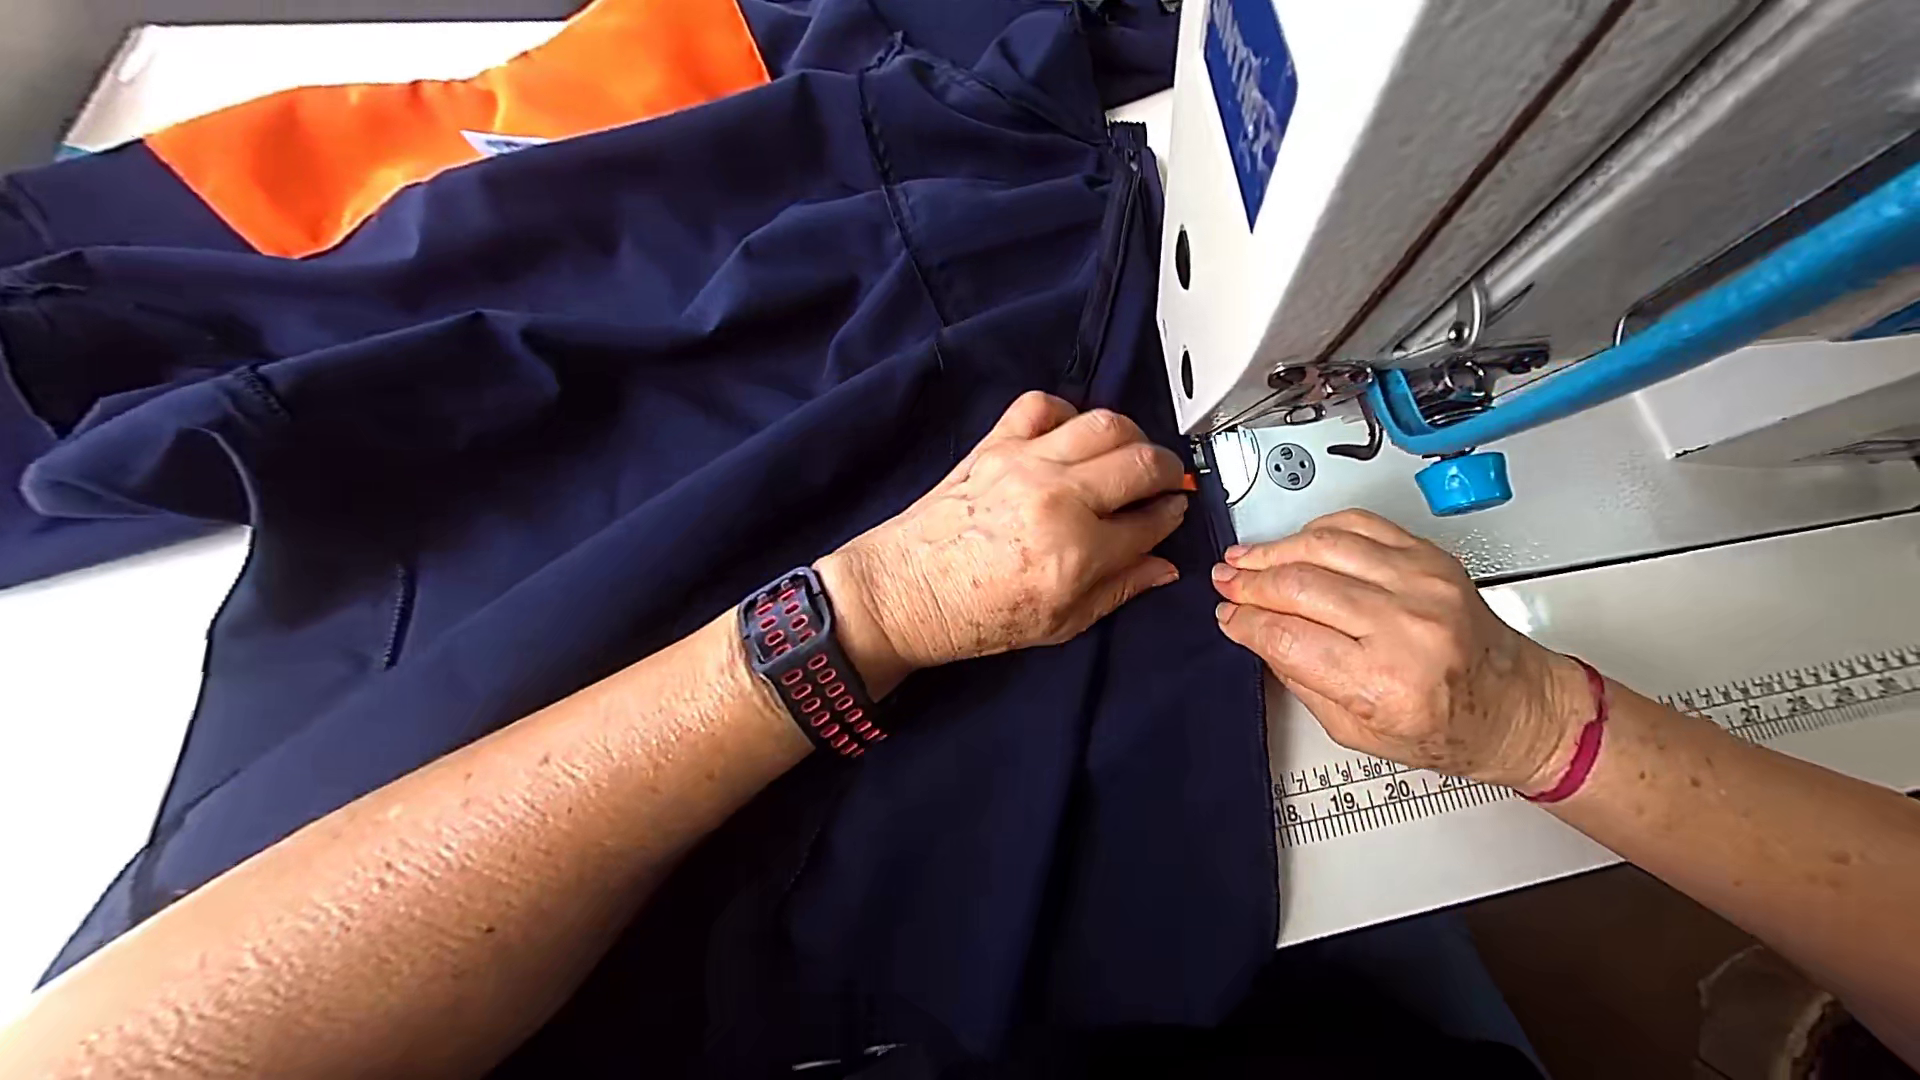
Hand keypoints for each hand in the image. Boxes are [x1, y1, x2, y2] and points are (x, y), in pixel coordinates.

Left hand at [818, 391, 1188, 691]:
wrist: (902, 592)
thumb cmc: (972, 616)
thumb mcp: (1058, 624)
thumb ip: (1118, 590)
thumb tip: (1162, 567)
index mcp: (1076, 552)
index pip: (1150, 521)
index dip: (1170, 517)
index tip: (1171, 513)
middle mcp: (1057, 499)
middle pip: (1140, 463)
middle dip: (1166, 471)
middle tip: (1163, 483)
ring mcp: (1023, 465)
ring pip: (1104, 424)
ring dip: (1131, 436)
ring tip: (1129, 455)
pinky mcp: (993, 447)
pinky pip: (1041, 405)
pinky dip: (1065, 412)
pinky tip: (1070, 436)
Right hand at [1209, 509, 1592, 792]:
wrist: (1518, 706)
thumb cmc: (1446, 727)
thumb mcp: (1353, 730)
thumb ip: (1297, 676)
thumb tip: (1255, 628)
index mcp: (1386, 683)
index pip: (1285, 635)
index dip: (1243, 621)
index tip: (1227, 616)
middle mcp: (1408, 628)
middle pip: (1296, 585)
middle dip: (1248, 582)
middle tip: (1226, 581)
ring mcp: (1423, 584)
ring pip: (1320, 546)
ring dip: (1272, 550)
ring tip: (1246, 558)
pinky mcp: (1430, 559)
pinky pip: (1356, 525)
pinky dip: (1314, 530)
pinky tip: (1294, 542)